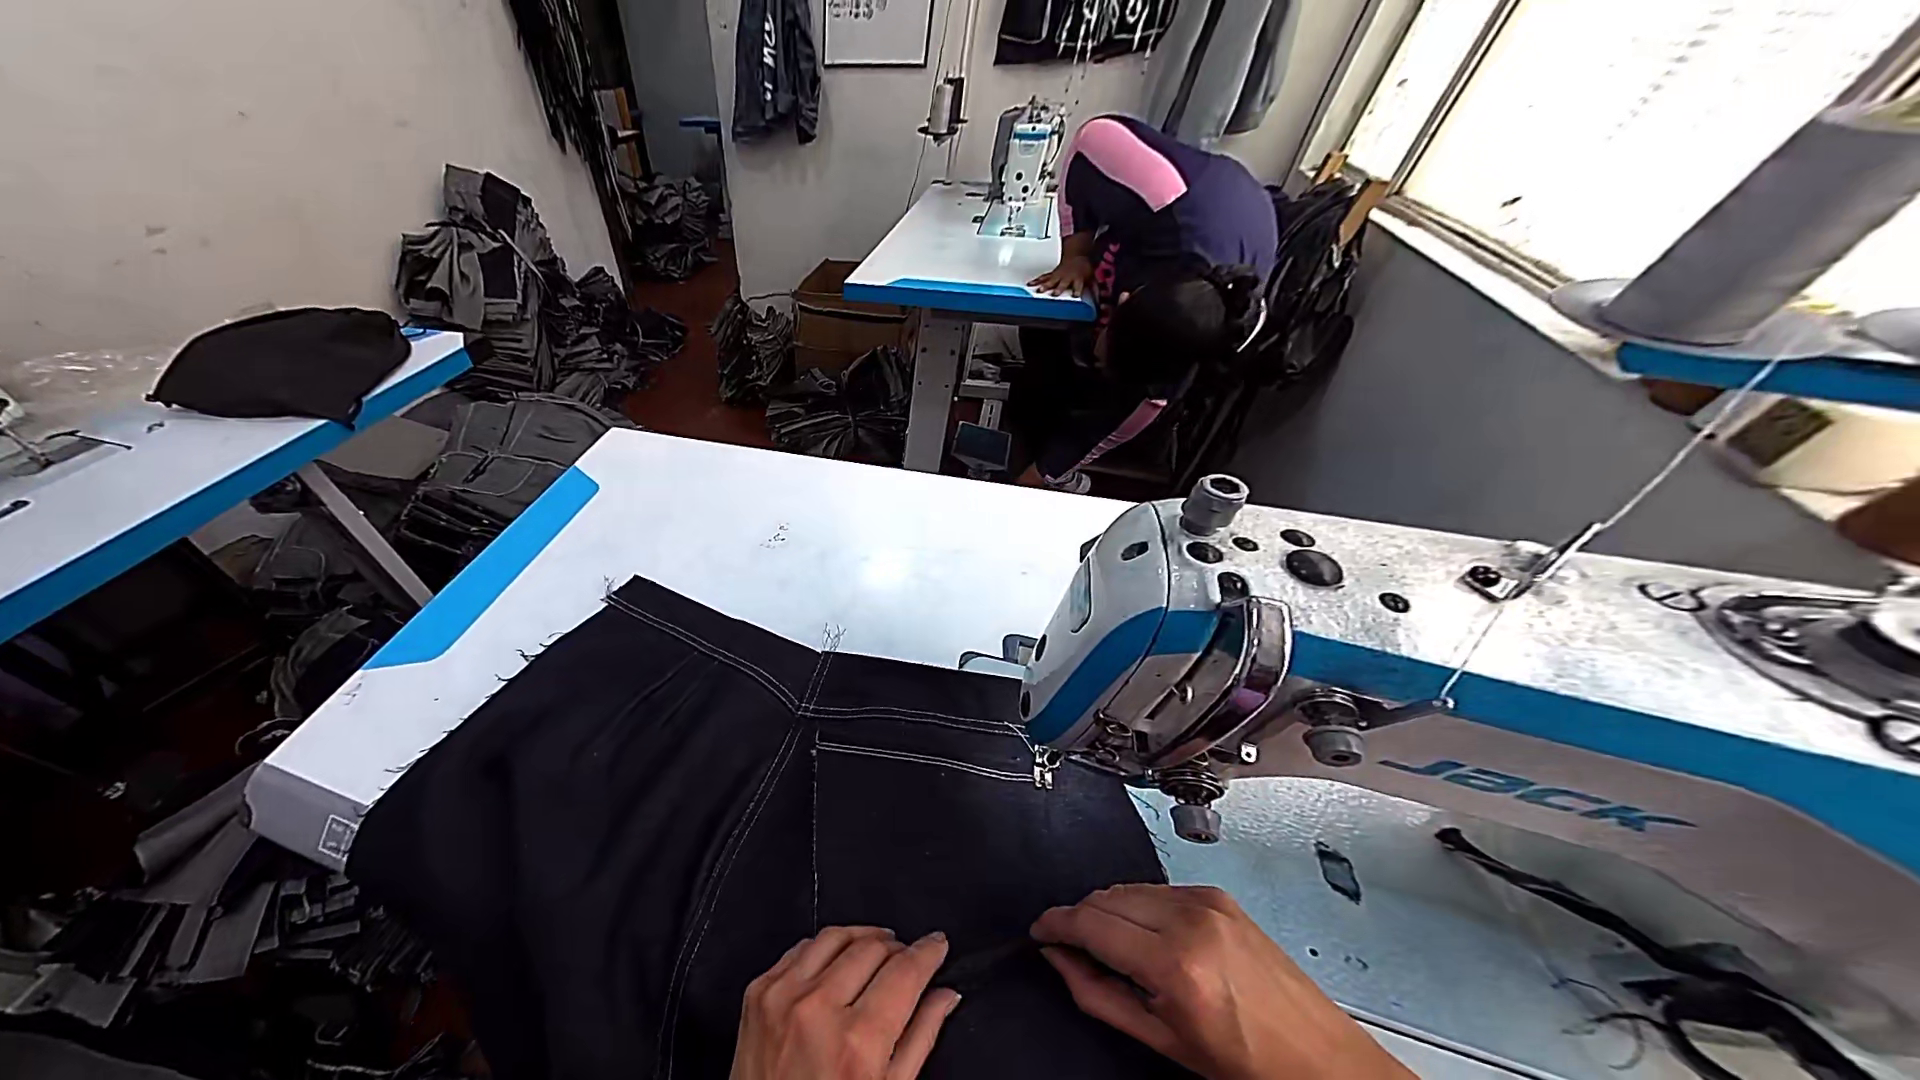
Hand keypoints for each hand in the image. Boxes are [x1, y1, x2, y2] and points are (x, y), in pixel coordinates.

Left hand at [731, 926, 960, 1079]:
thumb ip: (921, 1037)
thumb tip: (946, 993)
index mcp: (857, 1043)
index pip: (906, 970)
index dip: (929, 951)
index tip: (937, 944)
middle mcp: (819, 1010)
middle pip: (875, 946)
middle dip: (898, 949)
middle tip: (906, 961)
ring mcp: (783, 996)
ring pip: (838, 936)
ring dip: (863, 939)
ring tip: (876, 951)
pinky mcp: (759, 992)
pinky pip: (802, 947)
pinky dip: (826, 949)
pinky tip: (836, 964)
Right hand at [1029, 255, 1093, 295]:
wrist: (1077, 254)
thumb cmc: (1084, 268)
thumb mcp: (1092, 278)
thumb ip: (1095, 289)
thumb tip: (1100, 301)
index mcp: (1078, 279)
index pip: (1078, 285)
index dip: (1077, 290)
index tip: (1075, 295)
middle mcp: (1067, 277)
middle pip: (1062, 284)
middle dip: (1058, 288)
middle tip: (1055, 294)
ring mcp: (1058, 275)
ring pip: (1051, 281)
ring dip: (1045, 286)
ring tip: (1039, 291)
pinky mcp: (1052, 274)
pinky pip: (1043, 277)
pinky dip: (1036, 281)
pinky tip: (1030, 284)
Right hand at [1031, 885, 1413, 1079]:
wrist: (1318, 1055)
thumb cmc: (1248, 1061)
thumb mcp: (1161, 1040)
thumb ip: (1097, 994)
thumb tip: (1059, 959)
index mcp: (1174, 963)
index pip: (1092, 923)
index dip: (1056, 924)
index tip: (1040, 930)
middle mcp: (1189, 918)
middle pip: (1105, 897)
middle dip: (1080, 918)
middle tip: (1070, 945)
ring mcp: (1206, 899)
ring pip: (1128, 887)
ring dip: (1107, 909)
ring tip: (1112, 947)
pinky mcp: (1217, 893)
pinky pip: (1157, 888)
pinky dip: (1138, 905)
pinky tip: (1145, 935)